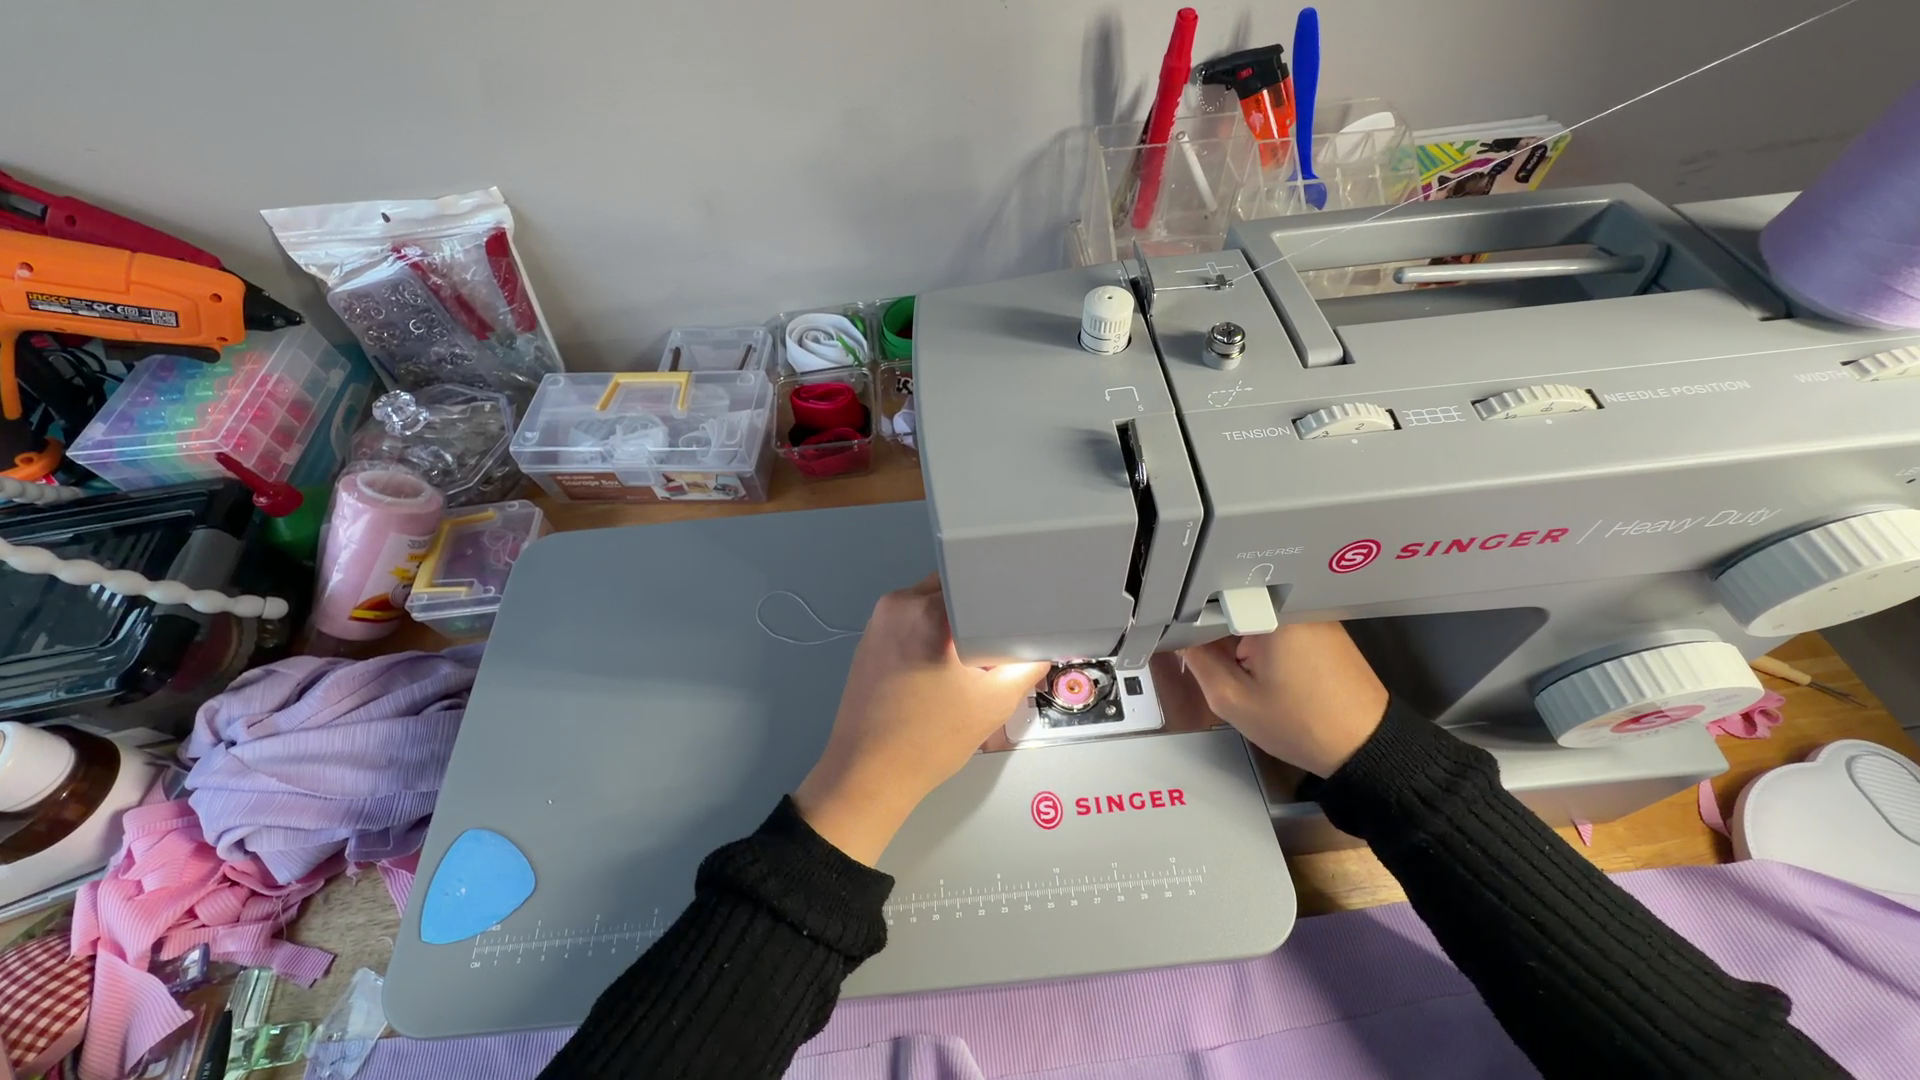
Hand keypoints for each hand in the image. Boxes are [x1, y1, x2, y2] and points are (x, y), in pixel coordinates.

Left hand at [795, 576, 1048, 864]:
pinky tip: (945, 665)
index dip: (1003, 591)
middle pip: (953, 587)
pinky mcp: (868, 640)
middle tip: (1003, 636)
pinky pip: (910, 621)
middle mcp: (897, 604)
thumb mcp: (995, 701)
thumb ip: (1026, 664)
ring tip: (976, 653)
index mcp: (927, 610)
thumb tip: (1041, 643)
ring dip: (953, 622)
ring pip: (930, 604)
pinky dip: (930, 634)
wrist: (869, 775)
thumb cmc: (932, 738)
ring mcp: (878, 621)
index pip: (976, 578)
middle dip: (978, 608)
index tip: (1022, 610)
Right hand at [1178, 622, 1388, 777]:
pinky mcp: (1325, 629)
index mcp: (1272, 613)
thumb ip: (1199, 663)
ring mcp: (1314, 615)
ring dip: (1241, 636)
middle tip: (1207, 661)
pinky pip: (1281, 625)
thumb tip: (1179, 640)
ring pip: (1258, 615)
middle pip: (1237, 605)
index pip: (1214, 602)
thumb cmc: (1301, 724)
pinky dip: (1265, 642)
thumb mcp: (1233, 700)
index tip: (1180, 643)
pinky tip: (1263, 669)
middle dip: (1217, 631)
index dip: (1189, 622)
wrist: (1365, 746)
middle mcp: (1295, 604)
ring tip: (1237, 667)